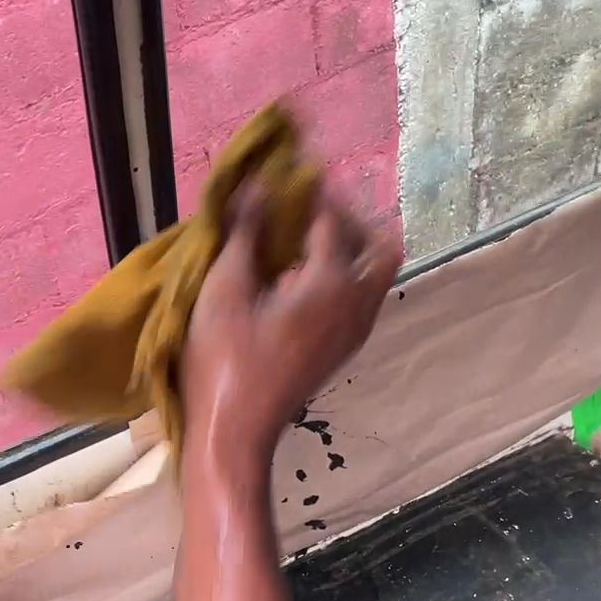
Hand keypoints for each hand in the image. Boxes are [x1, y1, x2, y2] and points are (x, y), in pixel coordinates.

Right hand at [180, 190, 400, 492]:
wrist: (234, 428)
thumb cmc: (223, 356)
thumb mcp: (225, 289)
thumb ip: (244, 234)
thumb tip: (256, 186)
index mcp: (333, 283)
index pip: (331, 219)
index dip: (307, 191)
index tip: (283, 172)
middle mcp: (358, 302)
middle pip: (378, 241)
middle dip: (344, 215)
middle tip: (300, 207)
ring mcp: (355, 328)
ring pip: (374, 270)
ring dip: (346, 244)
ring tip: (296, 239)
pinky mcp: (342, 346)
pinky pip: (359, 293)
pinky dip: (340, 272)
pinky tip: (293, 277)